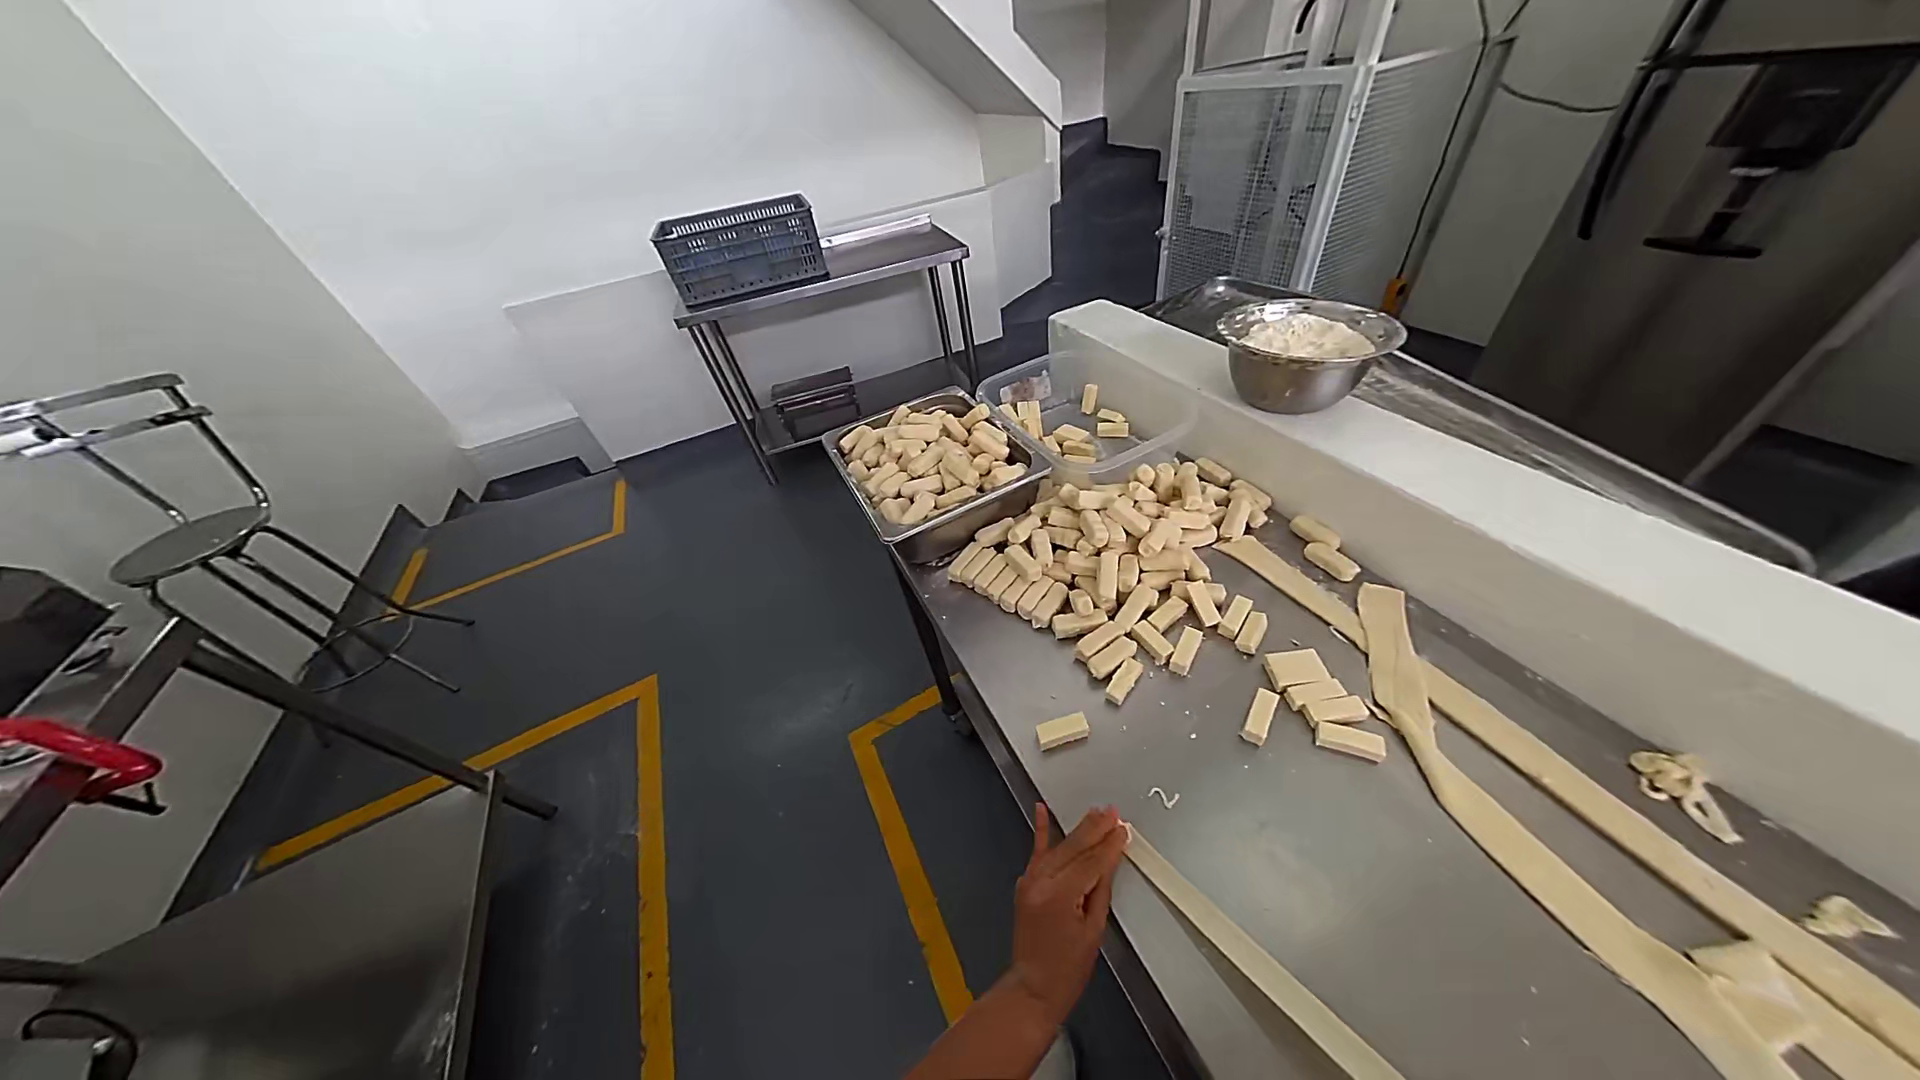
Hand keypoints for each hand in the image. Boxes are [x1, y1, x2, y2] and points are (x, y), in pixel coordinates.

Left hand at [1006, 803, 1129, 1025]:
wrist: (1033, 986)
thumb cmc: (1067, 968)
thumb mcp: (1093, 930)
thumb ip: (1099, 891)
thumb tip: (1108, 862)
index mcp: (1060, 894)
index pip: (1091, 862)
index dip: (1109, 846)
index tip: (1122, 830)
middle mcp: (1041, 881)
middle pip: (1074, 848)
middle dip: (1095, 830)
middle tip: (1112, 813)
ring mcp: (1030, 880)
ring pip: (1058, 847)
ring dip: (1078, 829)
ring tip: (1095, 812)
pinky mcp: (1025, 882)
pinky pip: (1035, 852)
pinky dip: (1040, 830)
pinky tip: (1041, 810)